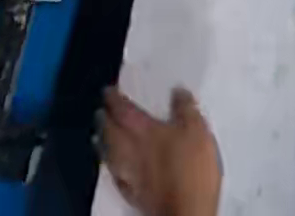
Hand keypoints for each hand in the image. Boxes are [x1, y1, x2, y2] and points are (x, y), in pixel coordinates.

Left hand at [99, 86, 220, 215]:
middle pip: (111, 133)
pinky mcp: (136, 197)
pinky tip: (114, 169)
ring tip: (98, 136)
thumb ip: (185, 108)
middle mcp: (132, 151)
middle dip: (104, 120)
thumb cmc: (190, 167)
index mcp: (144, 130)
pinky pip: (118, 179)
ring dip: (103, 144)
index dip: (114, 99)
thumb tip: (177, 90)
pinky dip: (113, 170)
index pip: (123, 110)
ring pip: (111, 156)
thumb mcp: (196, 129)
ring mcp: (132, 176)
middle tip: (100, 111)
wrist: (186, 213)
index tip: (107, 90)